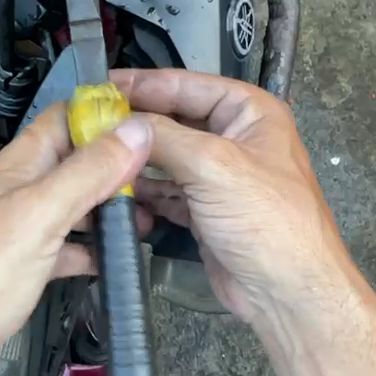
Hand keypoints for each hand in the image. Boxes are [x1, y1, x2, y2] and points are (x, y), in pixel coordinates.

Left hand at [0, 105, 152, 375]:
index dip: (106, 112)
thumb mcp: (37, 218)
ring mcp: (22, 230)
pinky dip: (93, 249)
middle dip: (118, 163)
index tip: (153, 120)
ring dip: (110, 207)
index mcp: (19, 167)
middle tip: (165, 175)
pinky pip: (67, 247)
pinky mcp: (24, 267)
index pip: (66, 118)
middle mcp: (20, 192)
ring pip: (75, 204)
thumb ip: (86, 174)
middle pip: (76, 161)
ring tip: (152, 216)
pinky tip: (117, 260)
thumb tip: (136, 130)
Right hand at [114, 69, 352, 328]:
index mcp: (250, 113)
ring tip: (95, 157)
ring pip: (167, 158)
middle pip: (174, 120)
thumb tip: (120, 122)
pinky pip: (166, 192)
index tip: (101, 86)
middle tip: (89, 123)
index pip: (188, 85)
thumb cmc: (266, 219)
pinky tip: (116, 192)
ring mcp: (219, 177)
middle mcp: (235, 138)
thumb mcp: (213, 165)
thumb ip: (163, 136)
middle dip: (135, 125)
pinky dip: (144, 193)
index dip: (144, 84)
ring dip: (135, 161)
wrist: (286, 292)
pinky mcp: (205, 210)